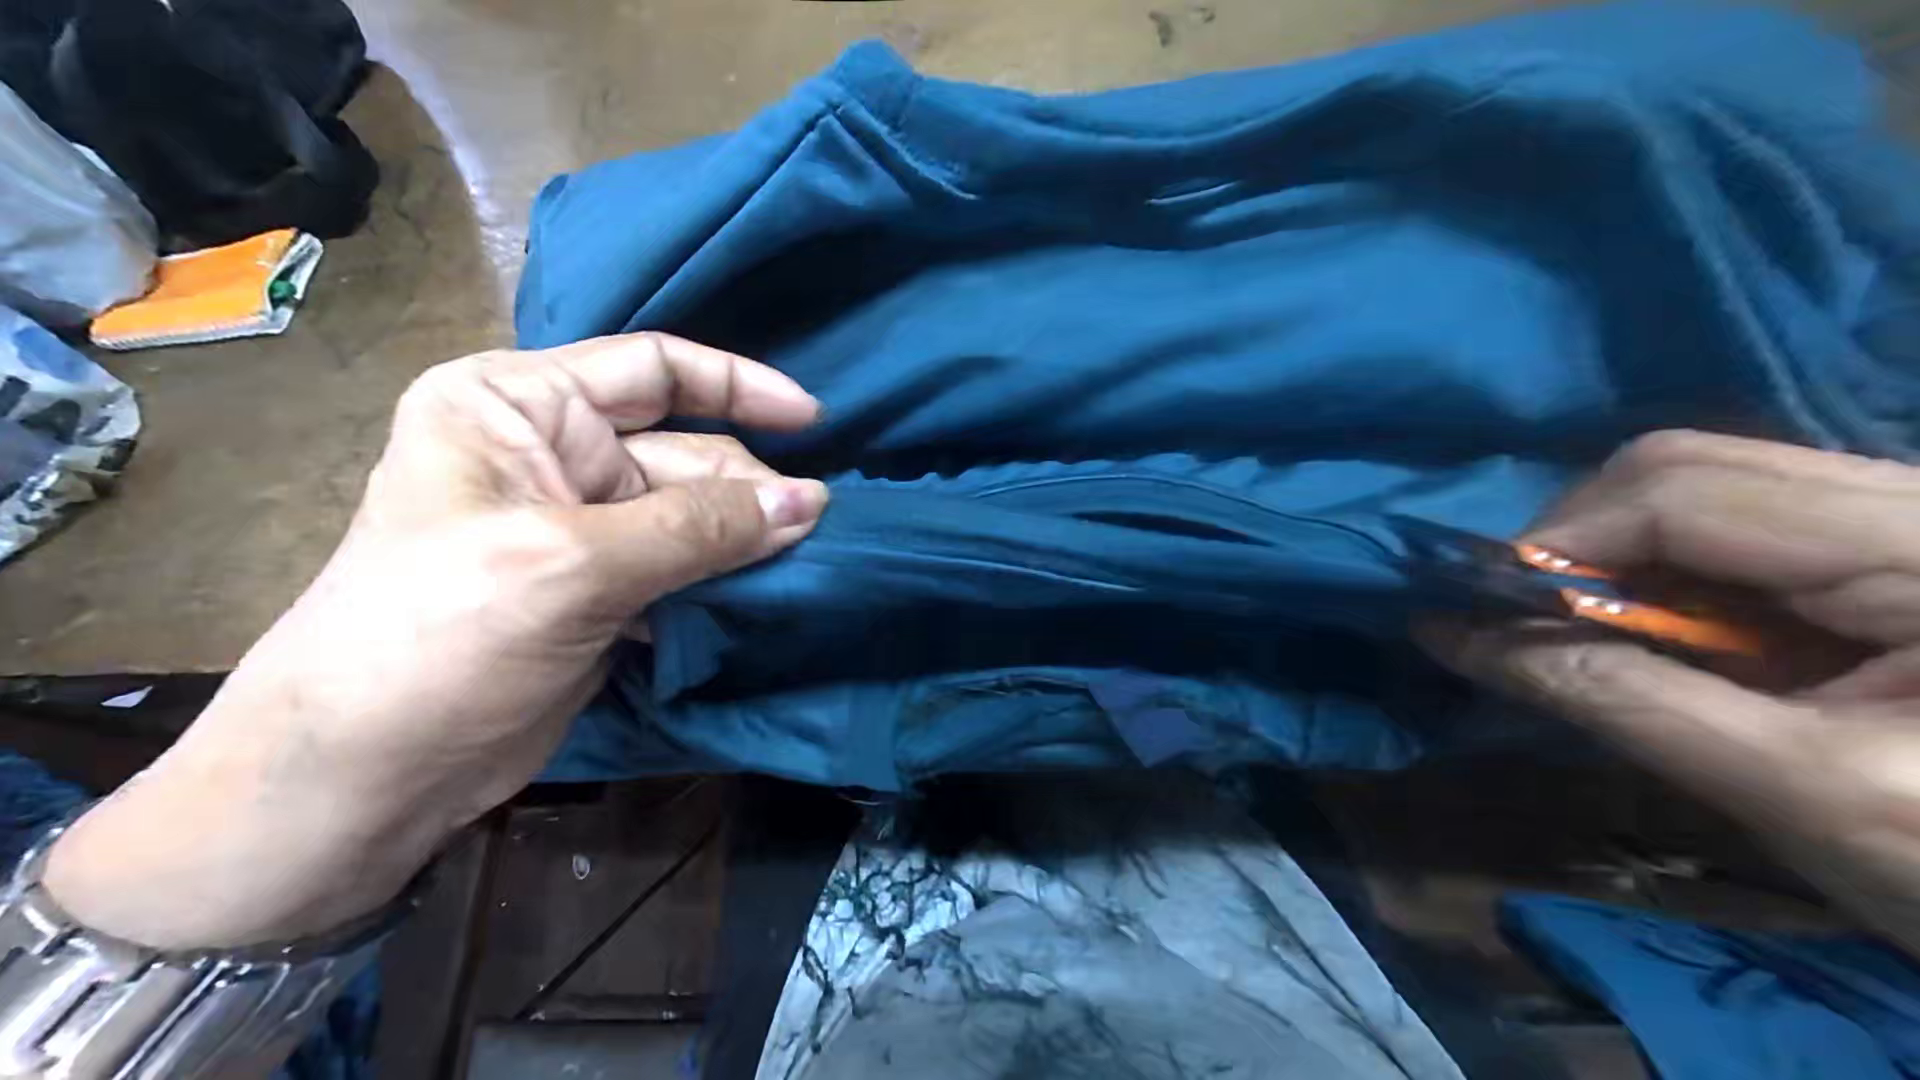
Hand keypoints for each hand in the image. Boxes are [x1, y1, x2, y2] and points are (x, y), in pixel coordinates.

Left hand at [44, 334, 827, 947]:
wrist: (365, 779)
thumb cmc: (440, 638)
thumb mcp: (575, 564)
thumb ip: (702, 528)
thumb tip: (811, 502)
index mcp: (519, 406)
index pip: (652, 369)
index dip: (738, 386)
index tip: (813, 419)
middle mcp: (554, 453)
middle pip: (685, 450)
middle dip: (751, 487)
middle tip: (817, 527)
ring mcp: (583, 524)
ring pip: (696, 513)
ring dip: (748, 537)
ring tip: (808, 558)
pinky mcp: (606, 584)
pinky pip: (689, 562)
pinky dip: (728, 576)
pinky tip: (768, 591)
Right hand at [1420, 430, 1919, 952]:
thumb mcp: (1795, 789)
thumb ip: (1610, 693)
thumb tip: (1446, 632)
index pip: (1682, 491)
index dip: (1560, 542)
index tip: (1491, 613)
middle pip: (1683, 467)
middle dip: (1578, 541)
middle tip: (1536, 620)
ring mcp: (1911, 517)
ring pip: (1699, 487)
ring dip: (1614, 559)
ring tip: (1601, 632)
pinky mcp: (1893, 548)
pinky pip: (1730, 527)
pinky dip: (1661, 574)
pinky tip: (1672, 632)